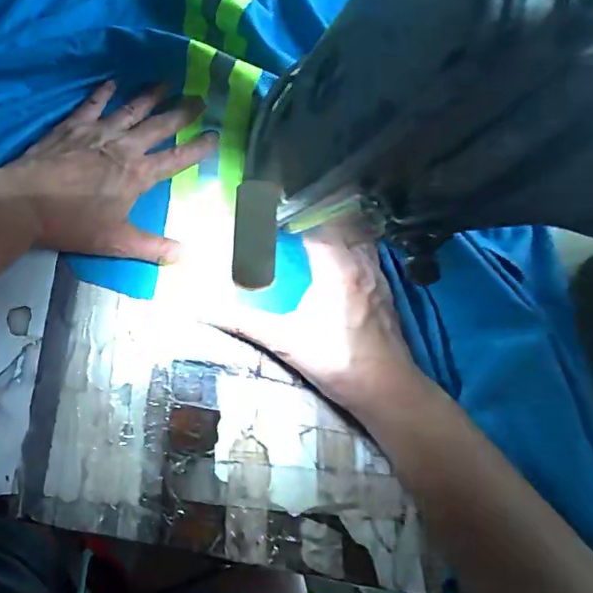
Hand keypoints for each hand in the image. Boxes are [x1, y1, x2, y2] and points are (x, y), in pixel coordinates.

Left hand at [0, 80, 215, 263]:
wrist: (26, 201)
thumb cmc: (71, 224)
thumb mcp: (114, 242)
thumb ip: (150, 247)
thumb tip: (183, 254)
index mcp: (136, 175)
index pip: (175, 159)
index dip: (198, 148)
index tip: (215, 135)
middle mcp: (122, 148)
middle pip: (158, 126)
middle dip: (182, 113)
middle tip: (200, 98)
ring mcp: (96, 133)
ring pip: (130, 109)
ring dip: (150, 95)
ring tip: (167, 82)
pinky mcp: (72, 126)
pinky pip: (92, 104)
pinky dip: (104, 92)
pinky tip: (112, 81)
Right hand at [210, 221, 429, 413]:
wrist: (389, 390)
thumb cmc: (339, 363)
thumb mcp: (285, 342)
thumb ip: (243, 322)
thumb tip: (203, 311)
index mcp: (338, 267)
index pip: (317, 219)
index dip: (291, 208)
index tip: (266, 202)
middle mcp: (361, 263)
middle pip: (342, 218)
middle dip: (313, 209)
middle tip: (283, 210)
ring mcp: (376, 274)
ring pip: (358, 232)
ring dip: (334, 224)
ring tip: (305, 225)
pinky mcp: (383, 288)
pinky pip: (365, 250)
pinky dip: (346, 242)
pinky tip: (329, 256)